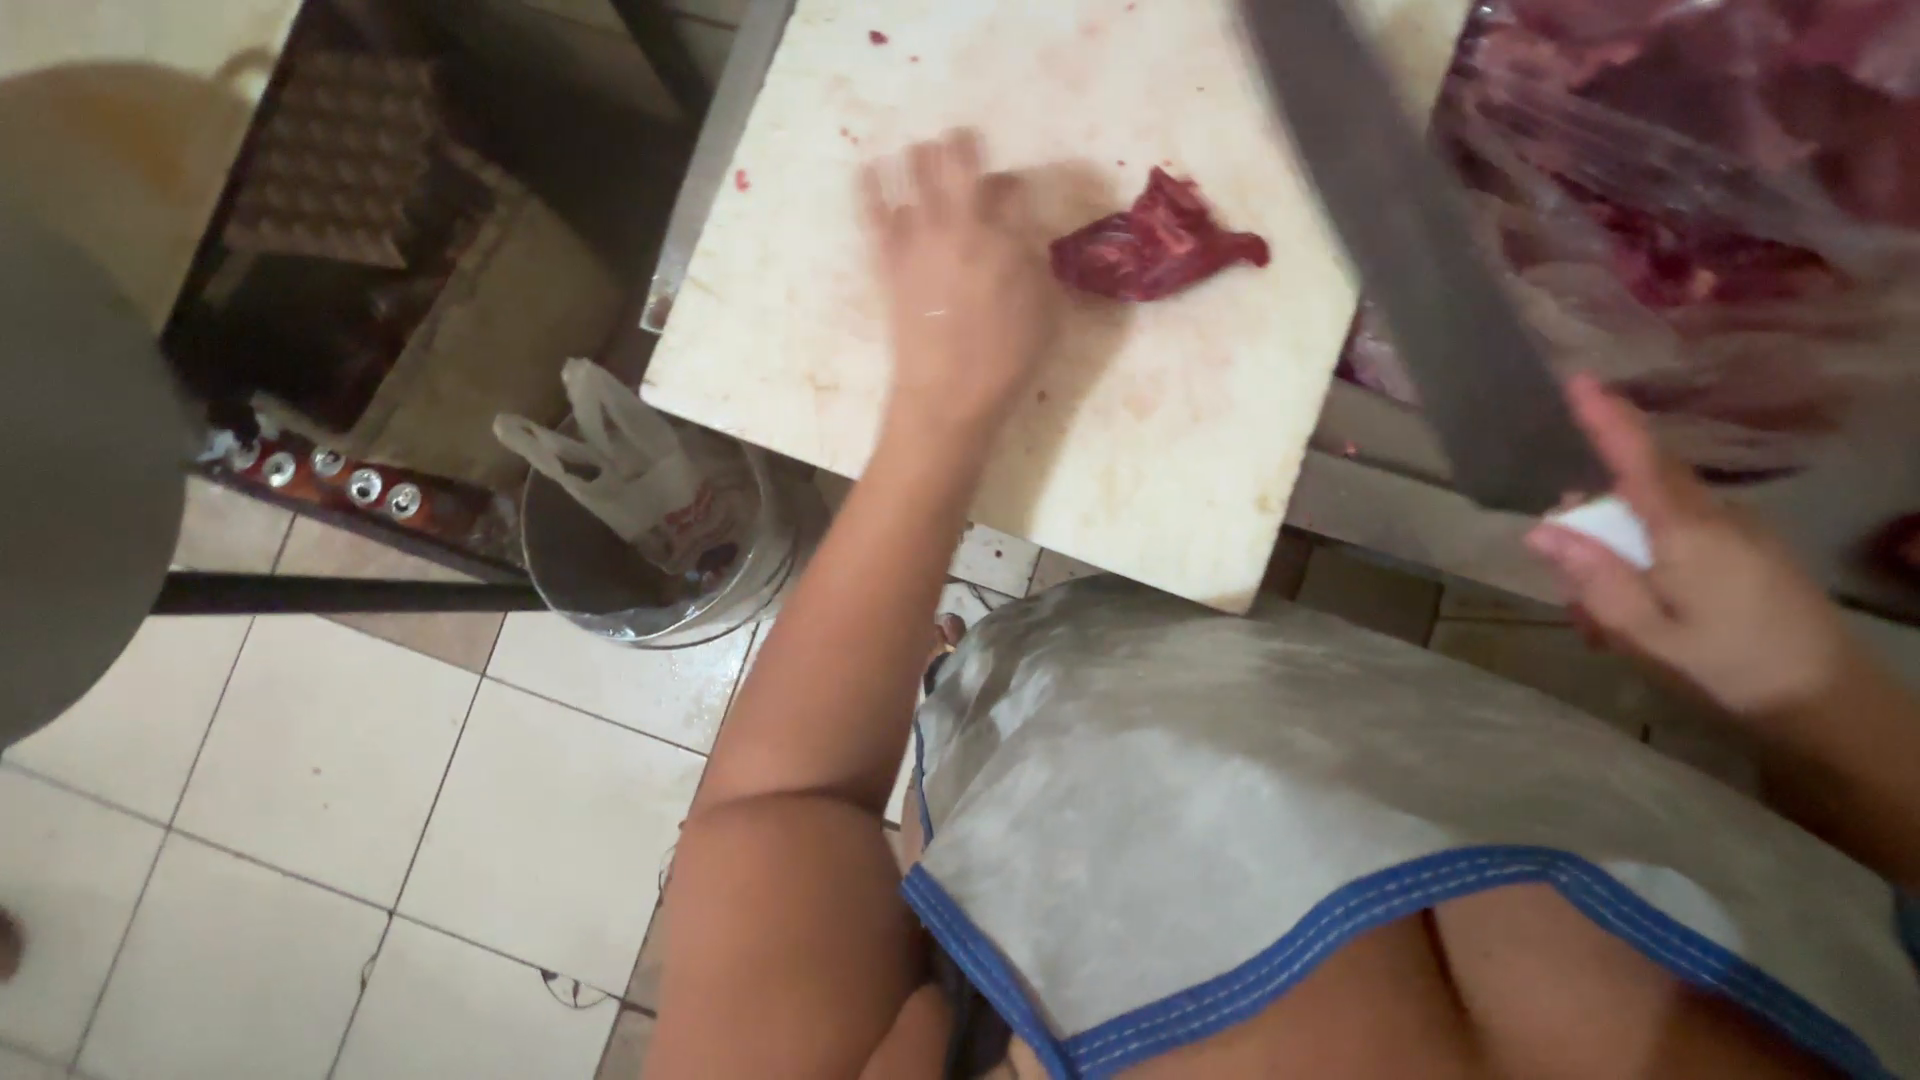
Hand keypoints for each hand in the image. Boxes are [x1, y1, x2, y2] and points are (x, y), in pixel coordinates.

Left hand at [863, 130, 1059, 443]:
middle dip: (963, 146)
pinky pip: (872, 209)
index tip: (1011, 193)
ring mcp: (919, 238)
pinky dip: (870, 185)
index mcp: (1006, 237)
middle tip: (963, 151)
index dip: (1012, 184)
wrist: (948, 395)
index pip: (1010, 186)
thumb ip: (1034, 263)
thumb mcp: (1046, 311)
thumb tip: (1020, 236)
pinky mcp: (887, 259)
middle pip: (958, 158)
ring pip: (914, 170)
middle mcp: (961, 224)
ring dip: (922, 158)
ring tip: (923, 159)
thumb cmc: (1006, 361)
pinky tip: (868, 170)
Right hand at [1525, 375, 1858, 718]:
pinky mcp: (1750, 556)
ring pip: (1651, 525)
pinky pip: (1678, 542)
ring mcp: (1740, 536)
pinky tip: (1640, 618)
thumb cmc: (1726, 669)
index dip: (1608, 419)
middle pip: (1633, 497)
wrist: (1830, 707)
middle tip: (1577, 600)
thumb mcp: (1640, 633)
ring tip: (1607, 626)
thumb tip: (1542, 531)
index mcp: (1689, 532)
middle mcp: (1717, 520)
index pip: (1639, 460)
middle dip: (1591, 532)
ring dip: (1615, 561)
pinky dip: (1644, 569)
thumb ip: (1591, 577)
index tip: (1580, 380)